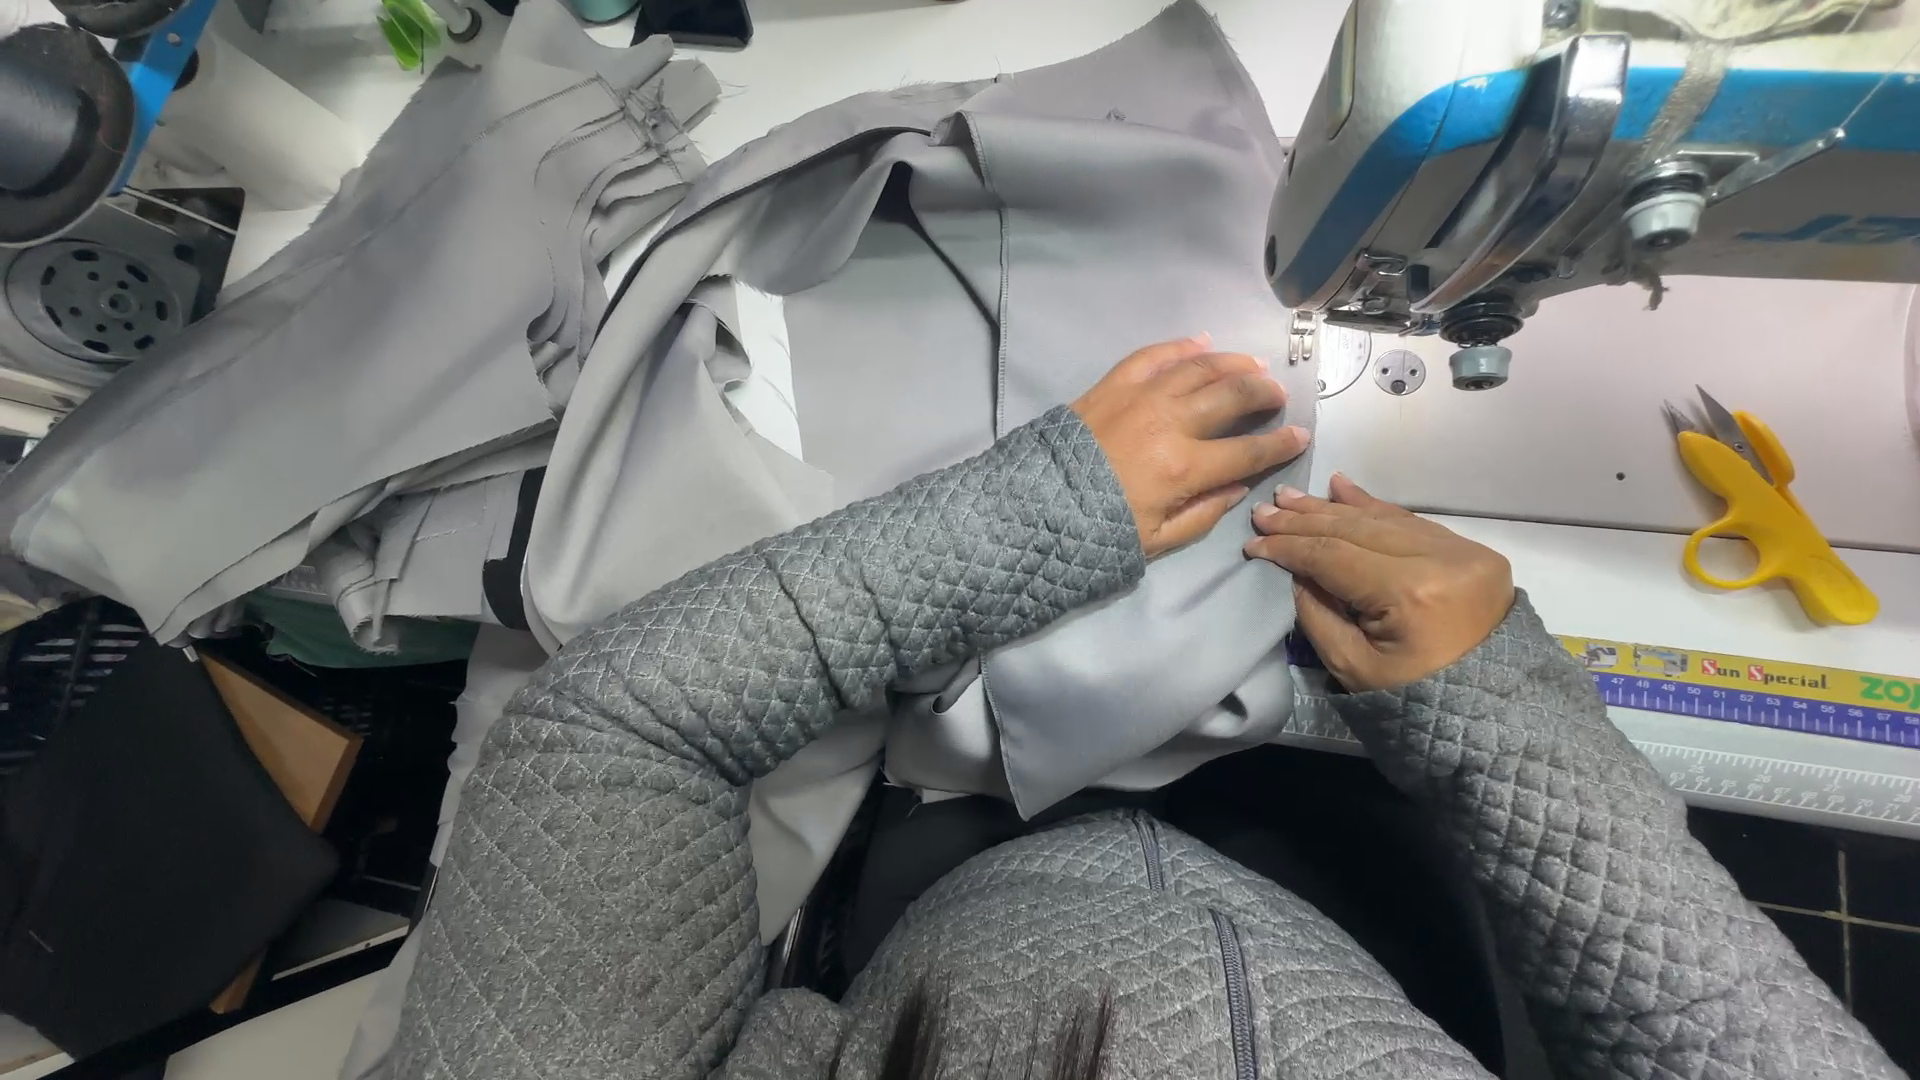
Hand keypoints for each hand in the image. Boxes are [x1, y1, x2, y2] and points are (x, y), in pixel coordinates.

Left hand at [1073, 336, 1309, 556]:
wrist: (1036, 505)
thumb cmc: (1096, 527)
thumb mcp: (1157, 539)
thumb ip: (1205, 514)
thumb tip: (1240, 486)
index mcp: (1183, 469)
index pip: (1248, 451)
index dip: (1280, 444)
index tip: (1299, 435)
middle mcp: (1169, 424)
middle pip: (1232, 397)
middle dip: (1264, 393)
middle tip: (1277, 394)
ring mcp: (1140, 398)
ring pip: (1200, 368)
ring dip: (1233, 363)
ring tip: (1253, 366)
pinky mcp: (1113, 385)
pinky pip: (1154, 356)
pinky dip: (1181, 346)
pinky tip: (1202, 343)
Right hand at [1245, 474, 1513, 690]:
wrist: (1492, 710)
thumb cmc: (1413, 695)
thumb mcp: (1349, 663)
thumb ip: (1316, 610)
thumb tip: (1294, 566)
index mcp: (1410, 593)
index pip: (1333, 556)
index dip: (1288, 548)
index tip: (1252, 542)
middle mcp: (1440, 560)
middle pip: (1356, 530)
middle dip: (1303, 520)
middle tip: (1263, 510)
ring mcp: (1462, 552)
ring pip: (1381, 518)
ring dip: (1330, 507)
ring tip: (1290, 497)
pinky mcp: (1472, 551)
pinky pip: (1411, 521)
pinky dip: (1372, 505)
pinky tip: (1341, 488)